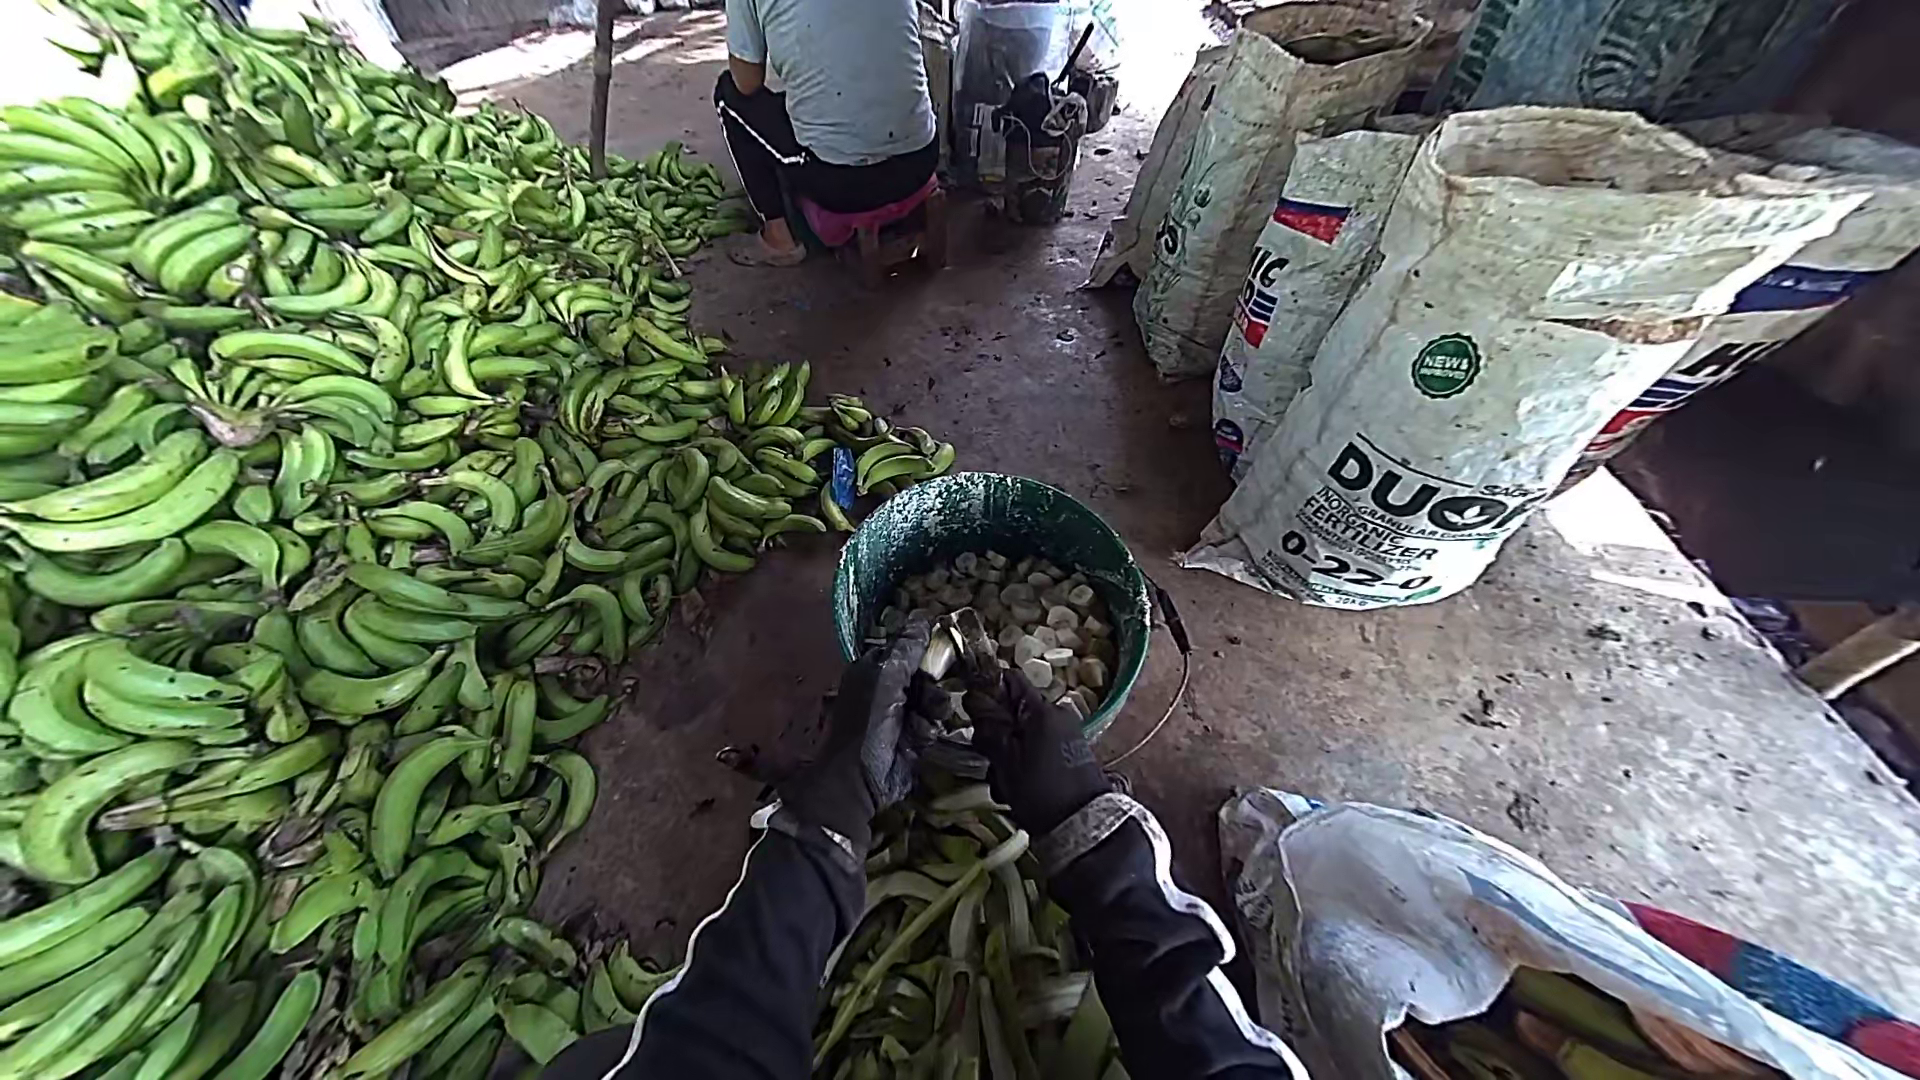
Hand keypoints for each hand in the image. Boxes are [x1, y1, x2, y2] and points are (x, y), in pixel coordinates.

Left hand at [776, 616, 938, 851]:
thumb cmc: (865, 723)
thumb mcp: (885, 678)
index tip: (943, 648)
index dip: (927, 647)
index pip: (910, 646)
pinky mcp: (917, 735)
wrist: (859, 779)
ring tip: (920, 722)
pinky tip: (919, 737)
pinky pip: (936, 721)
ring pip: (937, 697)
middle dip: (931, 684)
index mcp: (876, 666)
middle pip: (928, 671)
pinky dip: (929, 728)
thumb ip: (906, 648)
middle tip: (925, 695)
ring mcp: (904, 711)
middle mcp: (890, 685)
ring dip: (933, 708)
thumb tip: (924, 616)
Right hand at [963, 669, 1108, 834]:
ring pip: (1023, 732)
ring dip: (1009, 753)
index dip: (988, 689)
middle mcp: (1057, 714)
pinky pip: (1038, 747)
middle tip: (988, 757)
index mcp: (1042, 710)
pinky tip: (1018, 788)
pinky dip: (1025, 762)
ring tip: (1004, 782)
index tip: (974, 711)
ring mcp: (1065, 734)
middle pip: (1015, 709)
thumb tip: (972, 699)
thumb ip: (989, 727)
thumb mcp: (1006, 760)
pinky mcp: (1069, 752)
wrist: (1084, 827)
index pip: (1010, 679)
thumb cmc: (1041, 790)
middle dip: (997, 731)